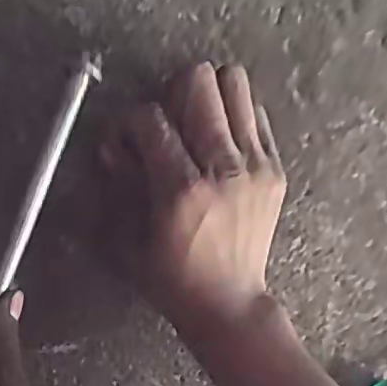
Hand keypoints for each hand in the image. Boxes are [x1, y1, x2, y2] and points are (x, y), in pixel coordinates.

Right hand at [101, 62, 287, 337]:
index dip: (130, 122)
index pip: (152, 119)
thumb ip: (122, 188)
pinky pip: (255, 114)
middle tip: (166, 125)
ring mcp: (254, 166)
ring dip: (207, 97)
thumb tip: (112, 148)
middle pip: (199, 81)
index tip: (126, 138)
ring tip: (194, 128)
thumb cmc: (174, 281)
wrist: (227, 304)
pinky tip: (218, 147)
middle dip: (172, 96)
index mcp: (181, 192)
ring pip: (234, 83)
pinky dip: (233, 118)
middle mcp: (222, 170)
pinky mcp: (274, 169)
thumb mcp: (132, 242)